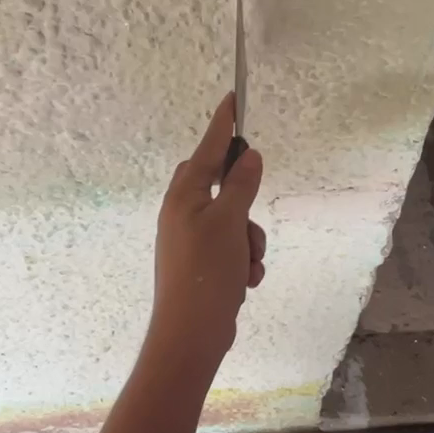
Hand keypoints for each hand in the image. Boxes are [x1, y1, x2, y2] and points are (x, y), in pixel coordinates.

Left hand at [151, 93, 265, 360]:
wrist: (191, 334)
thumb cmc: (207, 271)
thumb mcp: (230, 222)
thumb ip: (241, 185)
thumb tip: (248, 155)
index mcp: (184, 195)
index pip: (207, 147)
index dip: (223, 124)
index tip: (233, 98)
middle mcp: (183, 211)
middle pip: (222, 185)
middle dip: (245, 202)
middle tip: (250, 218)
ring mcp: (191, 238)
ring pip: (234, 220)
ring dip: (249, 239)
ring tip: (248, 263)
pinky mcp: (201, 263)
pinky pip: (231, 247)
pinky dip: (243, 259)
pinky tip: (245, 280)